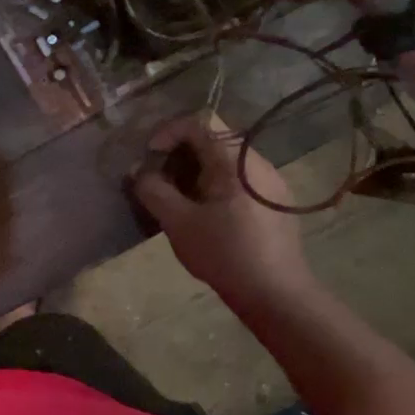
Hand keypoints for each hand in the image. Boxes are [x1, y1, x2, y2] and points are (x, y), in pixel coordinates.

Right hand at [132, 114, 317, 309]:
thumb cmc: (224, 253)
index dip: (167, 132)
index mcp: (235, 160)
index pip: (199, 121)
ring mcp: (271, 180)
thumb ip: (153, 191)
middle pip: (213, 139)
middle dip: (179, 154)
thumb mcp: (178, 223)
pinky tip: (204, 213)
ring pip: (226, 159)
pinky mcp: (275, 201)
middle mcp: (257, 161)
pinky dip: (214, 183)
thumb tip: (138, 172)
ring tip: (177, 198)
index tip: (149, 157)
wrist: (275, 293)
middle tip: (158, 180)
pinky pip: (239, 178)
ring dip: (195, 170)